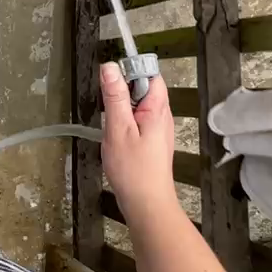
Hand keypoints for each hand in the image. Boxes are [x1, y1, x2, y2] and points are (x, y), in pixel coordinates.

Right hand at [99, 62, 177, 220]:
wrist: (147, 204)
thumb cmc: (133, 169)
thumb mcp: (118, 129)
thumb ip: (114, 97)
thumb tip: (110, 67)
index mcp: (158, 109)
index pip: (150, 74)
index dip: (131, 70)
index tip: (111, 79)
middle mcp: (163, 115)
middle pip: (146, 88)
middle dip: (124, 90)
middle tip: (107, 106)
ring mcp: (160, 129)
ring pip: (141, 104)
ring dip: (123, 106)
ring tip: (111, 122)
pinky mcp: (153, 140)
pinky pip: (140, 119)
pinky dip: (126, 120)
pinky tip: (116, 134)